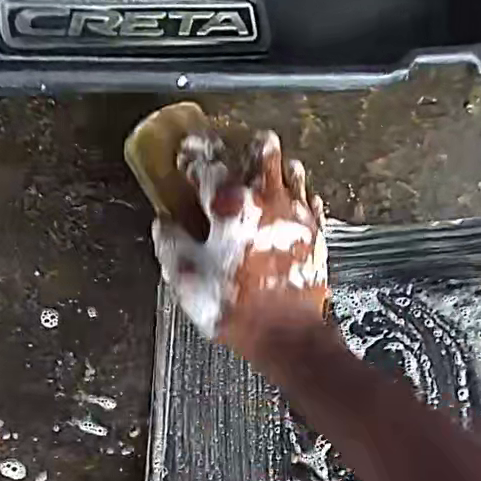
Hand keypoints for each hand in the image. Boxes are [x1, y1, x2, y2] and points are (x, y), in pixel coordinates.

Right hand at [151, 128, 328, 358]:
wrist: (286, 333)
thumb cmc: (237, 307)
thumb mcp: (186, 278)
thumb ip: (171, 243)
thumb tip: (165, 224)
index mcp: (231, 207)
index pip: (207, 164)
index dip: (193, 155)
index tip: (186, 153)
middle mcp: (268, 202)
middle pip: (262, 153)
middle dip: (244, 147)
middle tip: (233, 149)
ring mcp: (297, 216)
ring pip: (292, 172)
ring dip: (276, 166)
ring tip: (264, 168)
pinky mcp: (315, 234)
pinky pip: (310, 202)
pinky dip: (299, 195)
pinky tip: (292, 200)